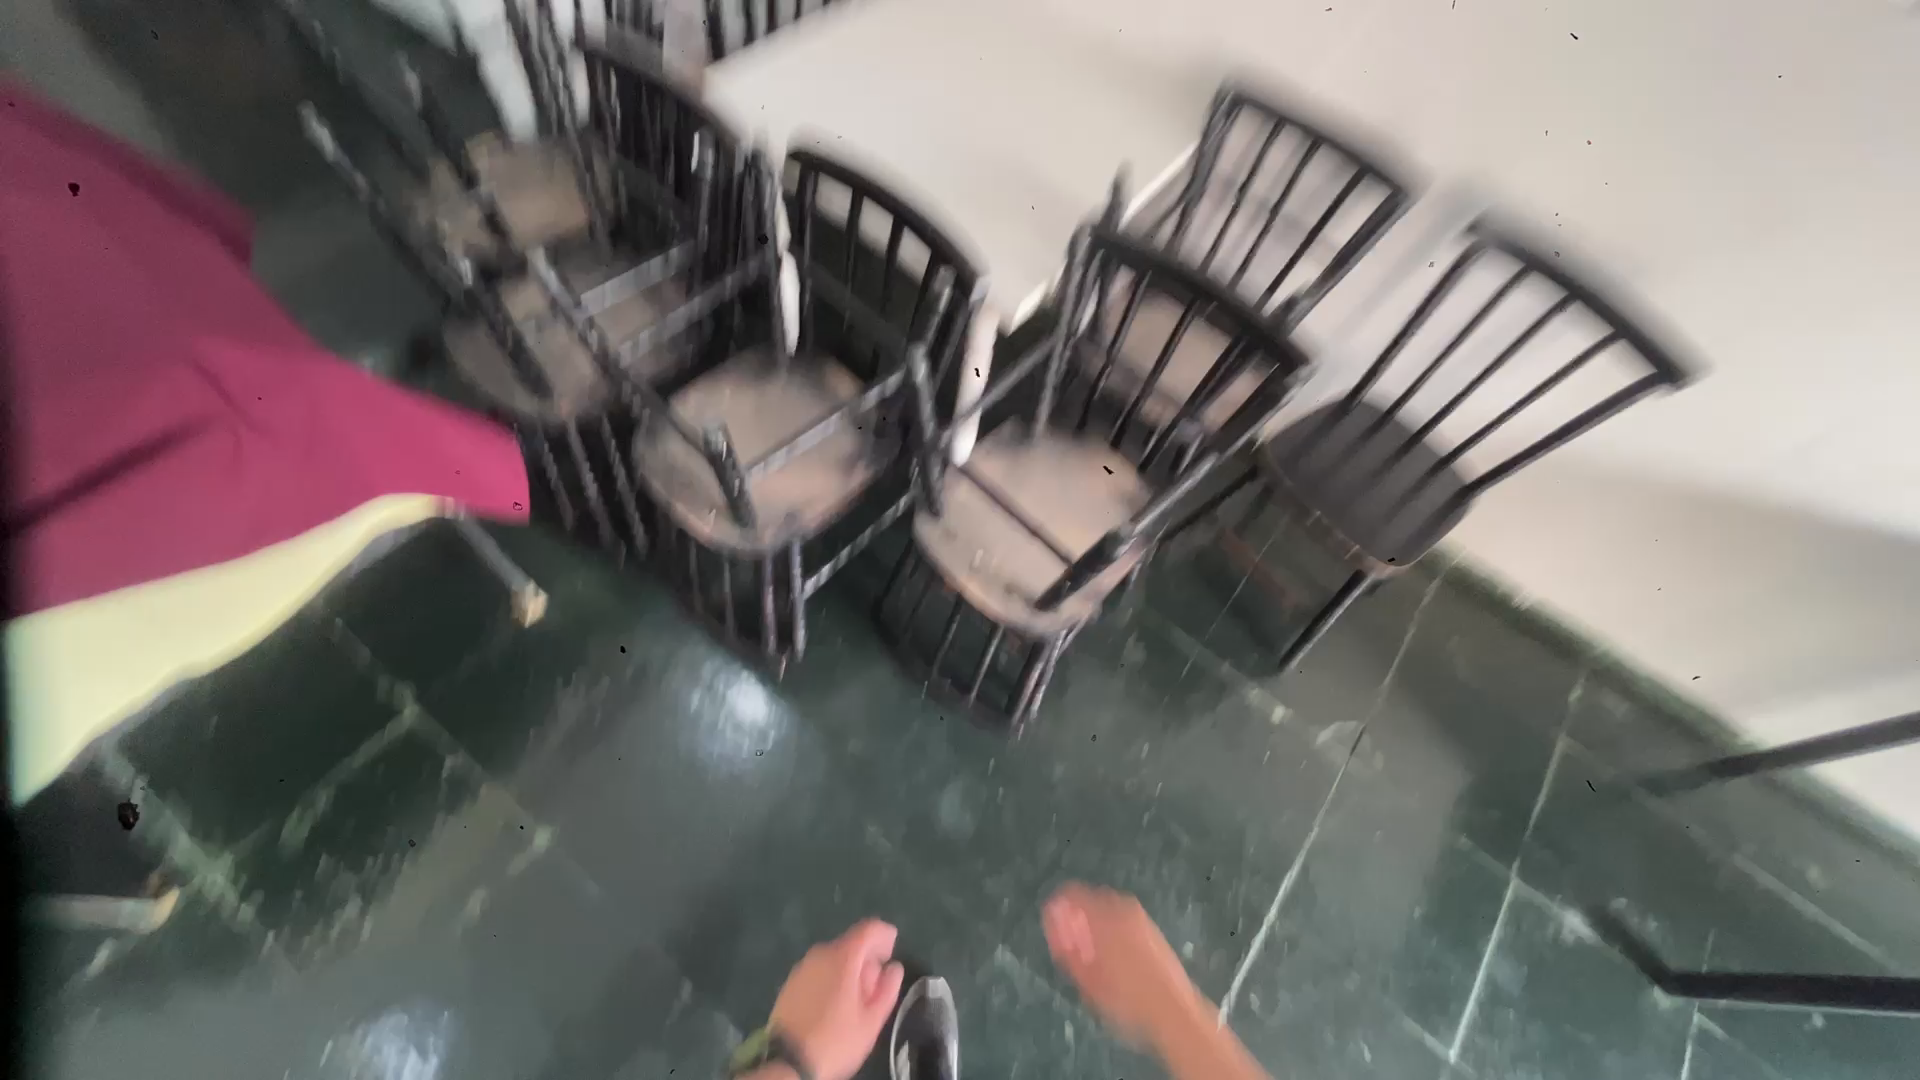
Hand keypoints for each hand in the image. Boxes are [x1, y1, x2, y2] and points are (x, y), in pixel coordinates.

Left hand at [768, 918, 906, 1079]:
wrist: (786, 1064)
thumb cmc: (834, 1041)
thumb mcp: (871, 1021)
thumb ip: (887, 989)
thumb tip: (894, 968)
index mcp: (843, 956)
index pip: (869, 928)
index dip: (884, 934)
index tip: (892, 951)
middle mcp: (821, 952)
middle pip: (851, 943)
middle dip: (867, 957)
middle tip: (875, 986)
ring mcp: (802, 966)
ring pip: (833, 957)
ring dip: (848, 969)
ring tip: (854, 1000)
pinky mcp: (790, 982)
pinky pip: (818, 969)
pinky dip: (831, 977)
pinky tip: (832, 1004)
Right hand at [1042, 882, 1210, 1050]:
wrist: (1175, 1013)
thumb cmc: (1126, 999)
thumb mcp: (1087, 979)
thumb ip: (1067, 947)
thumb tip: (1053, 925)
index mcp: (1104, 913)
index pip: (1070, 893)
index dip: (1057, 910)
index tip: (1054, 931)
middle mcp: (1122, 906)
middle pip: (1089, 899)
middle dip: (1077, 919)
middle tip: (1072, 949)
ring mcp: (1140, 917)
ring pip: (1106, 910)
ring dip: (1094, 926)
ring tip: (1092, 959)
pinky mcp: (1151, 929)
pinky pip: (1122, 919)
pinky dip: (1111, 931)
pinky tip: (1113, 960)